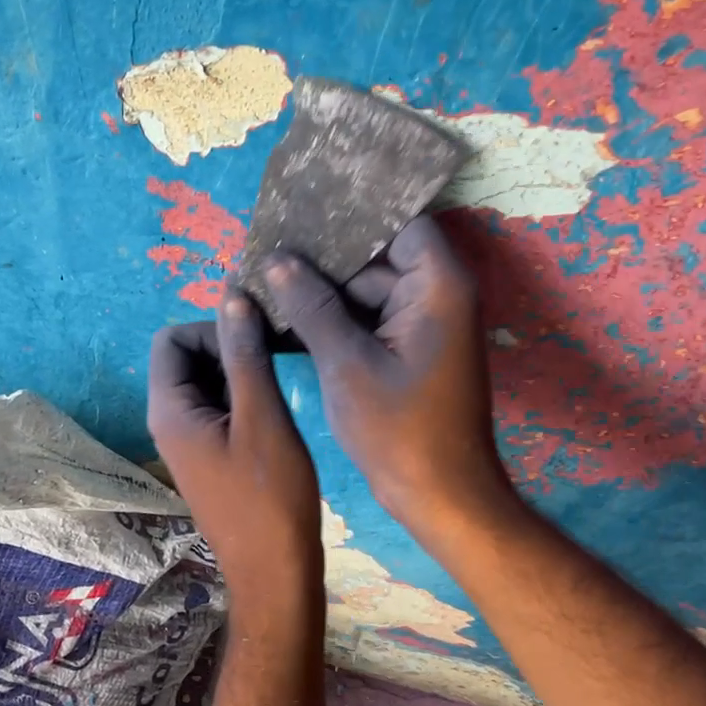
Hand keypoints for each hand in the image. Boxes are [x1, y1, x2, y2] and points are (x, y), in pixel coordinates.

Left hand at [148, 294, 322, 622]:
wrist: (274, 571)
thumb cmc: (270, 494)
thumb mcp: (262, 416)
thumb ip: (245, 353)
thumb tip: (233, 296)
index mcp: (168, 409)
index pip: (172, 338)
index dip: (214, 329)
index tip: (257, 344)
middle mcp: (166, 421)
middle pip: (185, 357)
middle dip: (227, 347)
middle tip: (274, 360)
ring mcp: (185, 442)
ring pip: (203, 382)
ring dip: (237, 371)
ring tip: (280, 382)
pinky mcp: (205, 456)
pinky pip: (214, 409)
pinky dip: (240, 397)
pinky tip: (274, 409)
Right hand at [259, 216, 510, 540]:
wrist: (439, 495)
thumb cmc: (398, 429)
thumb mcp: (345, 363)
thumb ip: (311, 306)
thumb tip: (274, 260)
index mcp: (437, 286)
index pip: (400, 223)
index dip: (354, 217)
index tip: (302, 211)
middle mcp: (437, 295)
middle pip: (378, 257)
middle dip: (326, 257)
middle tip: (266, 251)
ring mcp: (423, 324)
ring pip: (368, 289)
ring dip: (324, 290)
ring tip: (266, 282)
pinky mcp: (409, 349)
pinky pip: (369, 318)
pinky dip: (335, 318)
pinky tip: (288, 317)